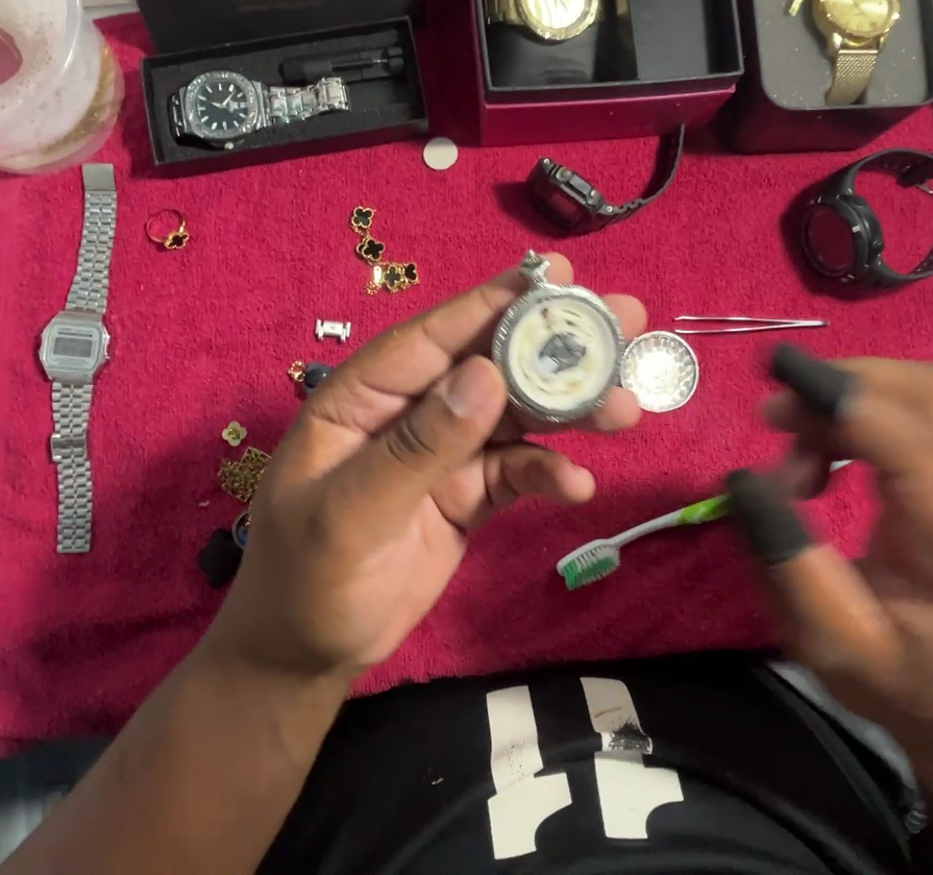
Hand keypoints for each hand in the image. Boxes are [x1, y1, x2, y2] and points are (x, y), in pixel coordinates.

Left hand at [207, 254, 645, 681]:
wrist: (308, 654)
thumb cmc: (306, 579)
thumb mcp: (351, 514)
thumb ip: (418, 447)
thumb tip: (487, 375)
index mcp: (363, 398)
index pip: (433, 338)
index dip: (494, 305)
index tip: (558, 277)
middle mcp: (409, 413)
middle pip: (489, 366)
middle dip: (554, 347)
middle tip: (626, 321)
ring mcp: (443, 454)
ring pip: (515, 416)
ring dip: (569, 410)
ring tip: (626, 408)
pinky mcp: (468, 494)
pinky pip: (517, 471)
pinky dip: (549, 473)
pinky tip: (577, 485)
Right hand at [756, 359, 932, 773]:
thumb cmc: (898, 682)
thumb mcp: (829, 641)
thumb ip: (789, 562)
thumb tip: (745, 478)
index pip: (916, 445)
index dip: (847, 400)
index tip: (777, 381)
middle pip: (930, 395)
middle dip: (844, 382)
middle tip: (774, 412)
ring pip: (926, 393)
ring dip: (850, 396)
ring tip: (793, 443)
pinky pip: (921, 413)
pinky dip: (864, 411)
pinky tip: (826, 451)